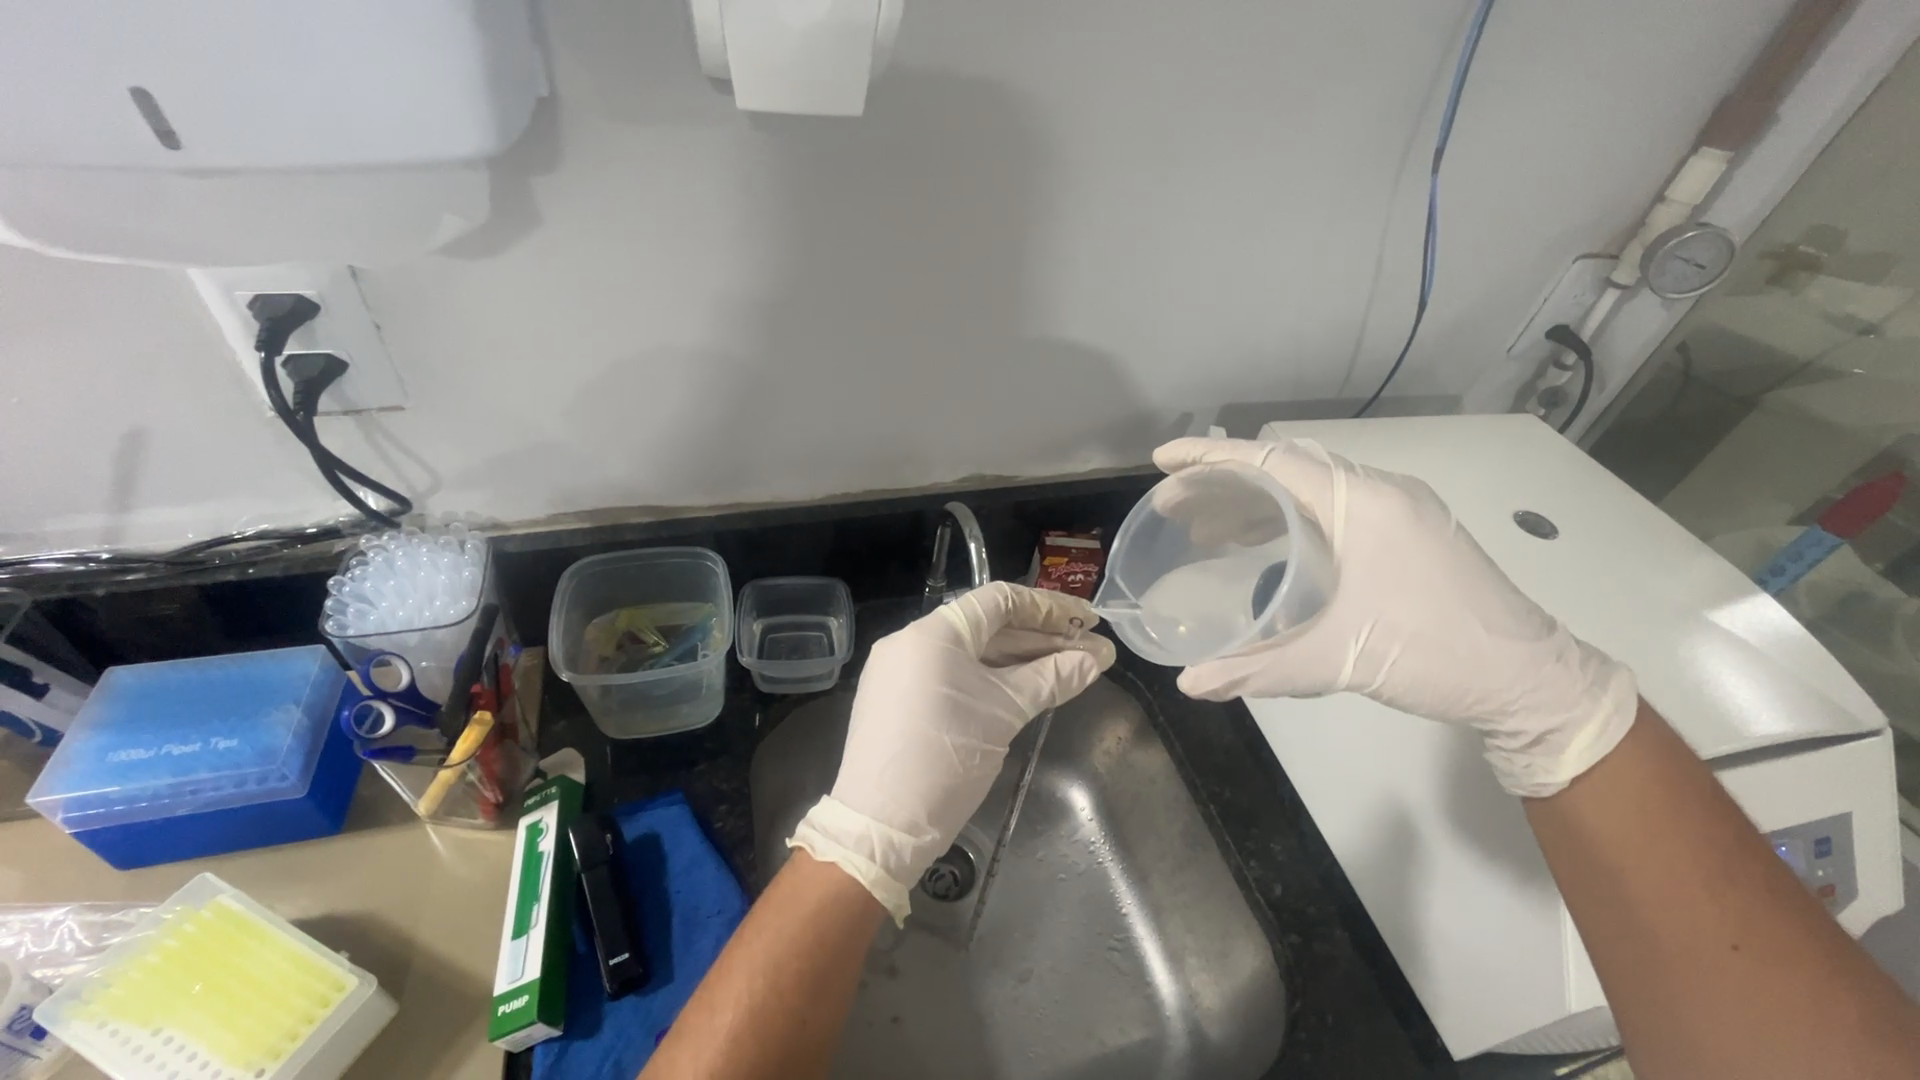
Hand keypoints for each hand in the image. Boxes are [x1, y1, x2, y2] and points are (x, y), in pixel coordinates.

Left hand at [788, 582, 1116, 922]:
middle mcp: (912, 641)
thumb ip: (1052, 679)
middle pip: (988, 626)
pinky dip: (991, 679)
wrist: (882, 825)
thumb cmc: (946, 759)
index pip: (1000, 600)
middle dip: (1043, 639)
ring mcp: (900, 671)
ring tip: (1071, 670)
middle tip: (1092, 651)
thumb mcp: (1005, 713)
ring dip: (1021, 661)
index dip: (1049, 608)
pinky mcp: (897, 699)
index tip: (1087, 620)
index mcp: (934, 632)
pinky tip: (1027, 688)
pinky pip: (952, 675)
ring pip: (971, 654)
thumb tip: (1094, 660)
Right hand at [1154, 436, 1637, 797]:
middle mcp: (1383, 493)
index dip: (1210, 457)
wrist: (1534, 681)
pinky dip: (1290, 520)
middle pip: (1287, 468)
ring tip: (1206, 534)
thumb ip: (1258, 669)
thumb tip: (1190, 686)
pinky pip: (1334, 509)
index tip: (1162, 462)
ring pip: (1312, 489)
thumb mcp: (1340, 661)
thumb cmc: (1437, 655)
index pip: (1272, 459)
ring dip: (1256, 504)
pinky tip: (1265, 549)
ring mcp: (1403, 511)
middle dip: (1224, 484)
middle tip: (1174, 511)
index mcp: (1365, 504)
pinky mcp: (1412, 534)